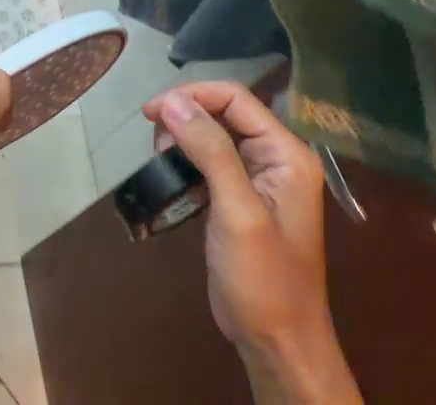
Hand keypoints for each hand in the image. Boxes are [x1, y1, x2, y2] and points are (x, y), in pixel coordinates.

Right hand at [142, 83, 341, 373]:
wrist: (277, 340)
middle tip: (154, 140)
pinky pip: (210, 162)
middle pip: (223, 113)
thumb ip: (210, 151)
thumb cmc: (263, 278)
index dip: (191, 96)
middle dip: (184, 116)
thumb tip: (171, 101)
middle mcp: (276, 159)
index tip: (149, 113)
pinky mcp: (239, 200)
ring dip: (182, 138)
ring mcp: (259, 181)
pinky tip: (171, 178)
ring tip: (160, 159)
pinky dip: (186, 162)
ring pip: (213, 136)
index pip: (235, 99)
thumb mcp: (237, 211)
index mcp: (286, 154)